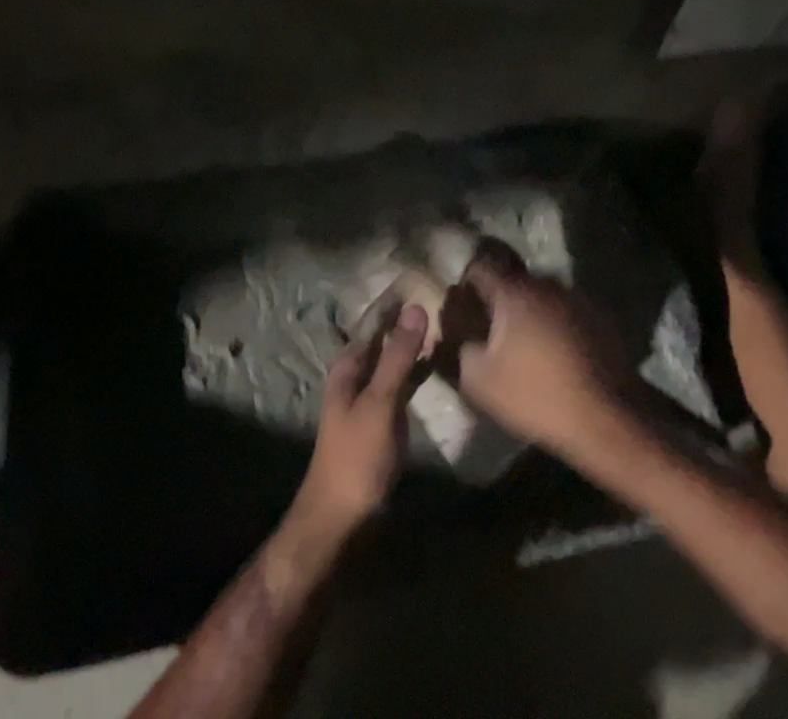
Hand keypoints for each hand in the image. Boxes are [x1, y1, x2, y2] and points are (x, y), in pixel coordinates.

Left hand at [286, 304, 428, 540]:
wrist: (342, 514)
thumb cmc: (356, 456)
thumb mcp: (379, 403)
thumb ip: (397, 357)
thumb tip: (416, 308)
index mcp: (348, 367)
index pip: (373, 320)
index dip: (393, 299)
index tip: (419, 273)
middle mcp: (356, 376)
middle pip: (383, 337)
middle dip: (407, 316)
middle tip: (442, 294)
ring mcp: (370, 398)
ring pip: (394, 359)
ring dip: (414, 341)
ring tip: (446, 321)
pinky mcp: (383, 418)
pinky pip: (402, 381)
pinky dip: (418, 368)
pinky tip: (437, 363)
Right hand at [455, 252, 629, 454]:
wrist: (606, 418)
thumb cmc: (535, 395)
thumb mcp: (478, 380)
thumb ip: (461, 347)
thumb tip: (465, 333)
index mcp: (515, 292)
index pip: (480, 267)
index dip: (465, 286)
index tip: (462, 310)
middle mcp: (548, 285)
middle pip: (513, 281)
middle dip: (498, 301)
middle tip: (488, 332)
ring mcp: (579, 301)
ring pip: (542, 298)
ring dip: (528, 314)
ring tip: (522, 347)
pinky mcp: (601, 321)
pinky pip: (565, 314)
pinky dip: (553, 327)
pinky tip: (552, 356)